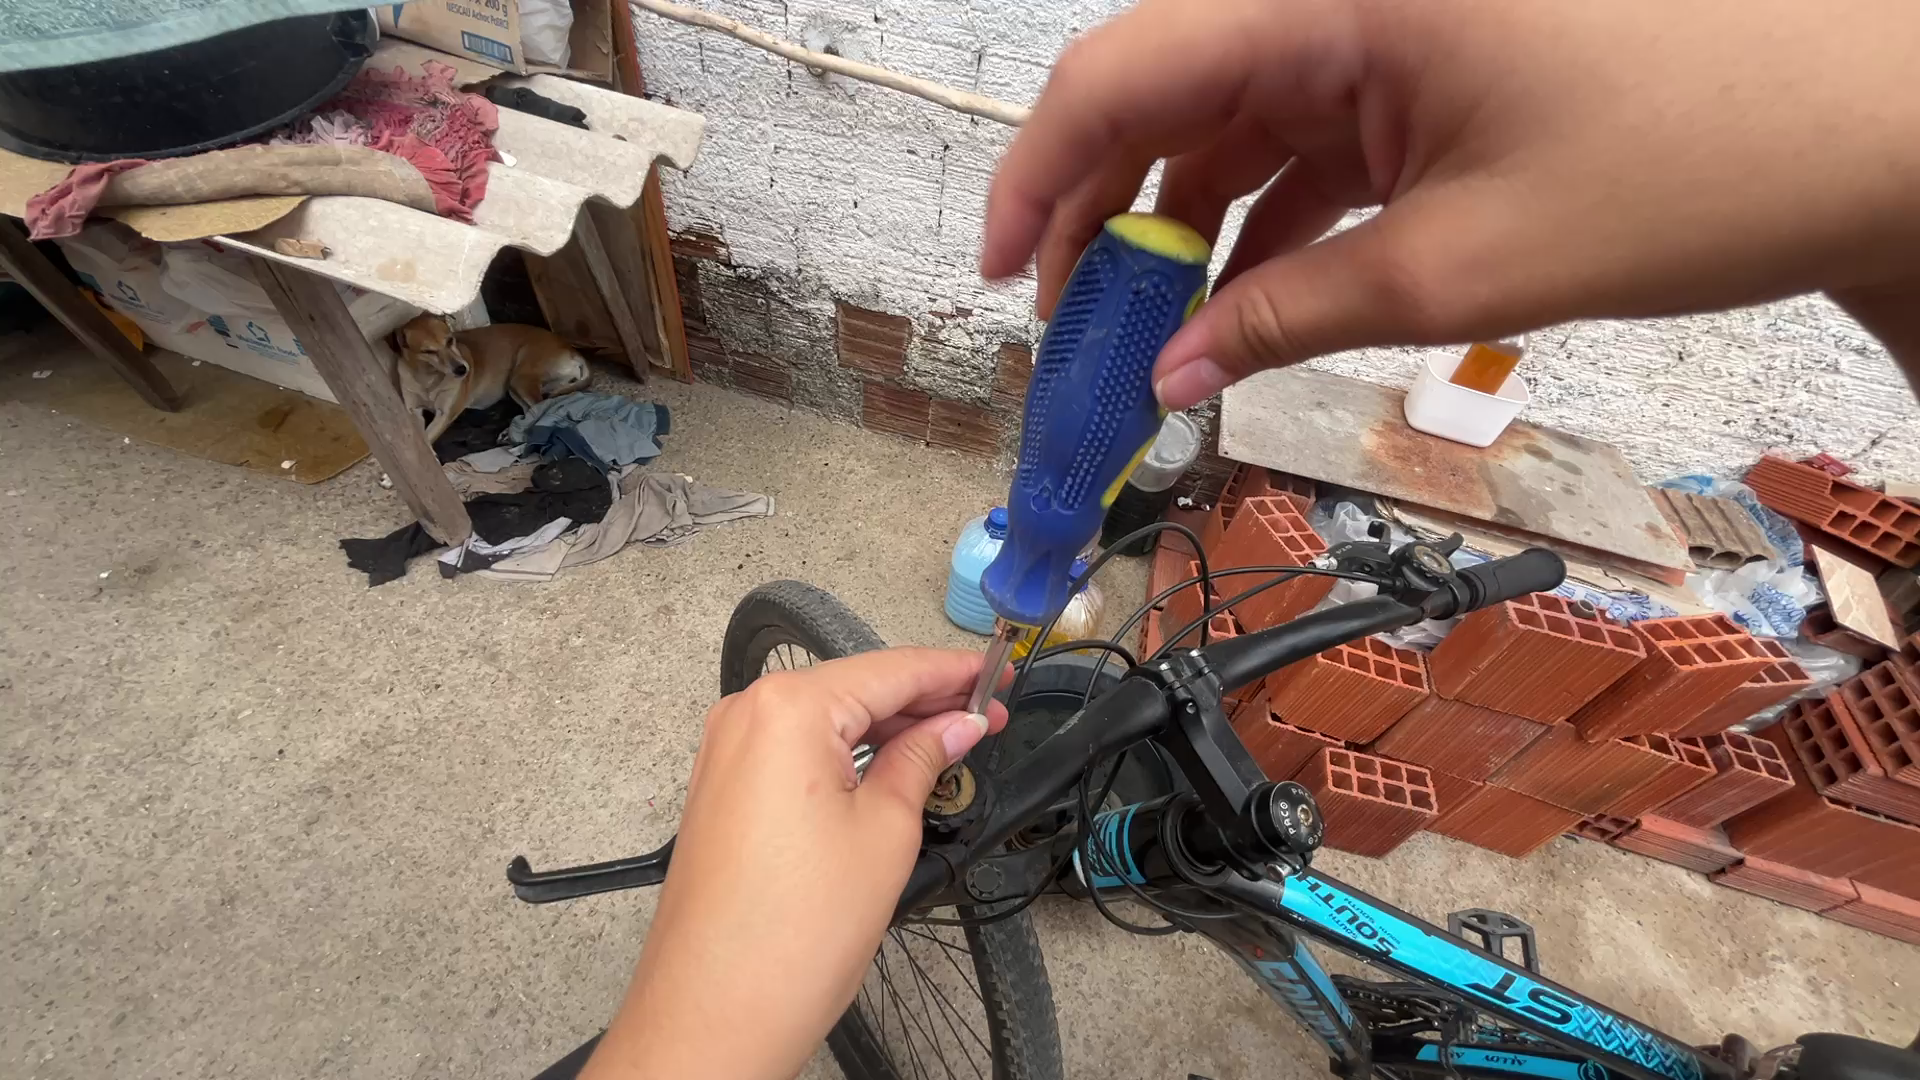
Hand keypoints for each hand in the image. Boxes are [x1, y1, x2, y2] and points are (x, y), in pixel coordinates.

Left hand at [583, 648, 1009, 1079]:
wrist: (710, 1022)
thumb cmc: (790, 936)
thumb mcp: (886, 831)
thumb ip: (924, 758)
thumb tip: (958, 725)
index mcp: (788, 709)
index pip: (892, 670)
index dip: (953, 672)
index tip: (996, 674)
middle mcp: (750, 712)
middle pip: (859, 687)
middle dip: (926, 700)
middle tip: (986, 712)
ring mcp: (731, 747)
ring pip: (832, 716)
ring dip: (892, 725)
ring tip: (952, 736)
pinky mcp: (728, 782)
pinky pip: (803, 744)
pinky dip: (853, 749)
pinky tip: (896, 758)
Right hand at [982, 0, 1919, 407]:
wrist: (1906, 110)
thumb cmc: (1700, 164)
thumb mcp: (1452, 269)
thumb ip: (1279, 320)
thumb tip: (1165, 381)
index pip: (1118, 72)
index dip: (1035, 176)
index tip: (997, 272)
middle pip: (1152, 96)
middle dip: (1094, 216)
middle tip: (1069, 320)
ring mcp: (1370, 21)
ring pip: (1214, 127)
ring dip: (1169, 231)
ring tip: (1141, 329)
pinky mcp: (1408, 61)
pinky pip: (1288, 143)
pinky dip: (1250, 225)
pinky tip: (1233, 299)